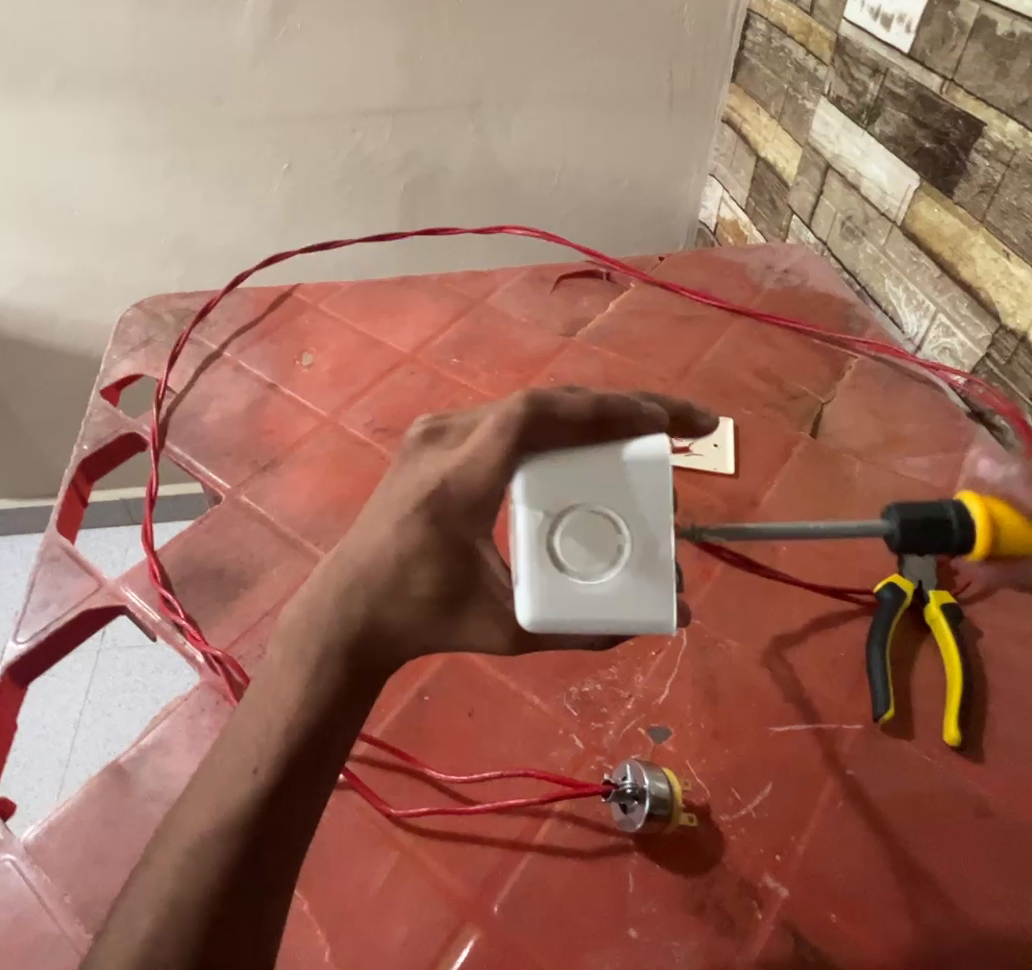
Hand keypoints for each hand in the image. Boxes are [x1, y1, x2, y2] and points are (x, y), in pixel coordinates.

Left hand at [270, 387, 716, 680]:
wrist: (351, 607)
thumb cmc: (425, 619)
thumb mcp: (508, 629)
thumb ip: (586, 629)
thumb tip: (665, 619)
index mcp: (456, 482)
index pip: (535, 417)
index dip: (605, 410)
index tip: (663, 422)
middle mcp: (442, 441)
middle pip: (543, 403)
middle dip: (619, 408)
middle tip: (680, 426)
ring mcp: (433, 432)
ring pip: (528, 405)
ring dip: (590, 412)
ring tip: (648, 430)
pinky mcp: (434, 437)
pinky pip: (508, 417)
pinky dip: (558, 421)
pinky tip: (591, 435)